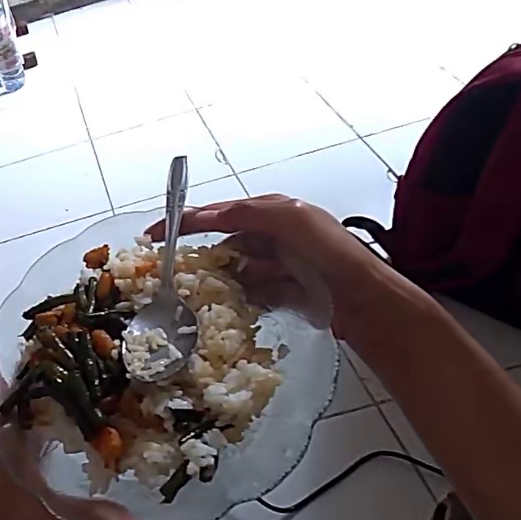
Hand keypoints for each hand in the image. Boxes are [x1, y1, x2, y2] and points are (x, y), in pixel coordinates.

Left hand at [0, 311, 138, 519]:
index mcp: (8, 443)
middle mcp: (5, 437)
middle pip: (8, 381)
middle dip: (24, 347)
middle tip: (55, 318)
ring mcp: (9, 447)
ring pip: (18, 397)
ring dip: (34, 369)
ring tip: (67, 342)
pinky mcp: (16, 459)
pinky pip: (27, 415)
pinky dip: (43, 397)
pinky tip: (70, 392)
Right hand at [148, 195, 404, 335]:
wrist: (364, 299)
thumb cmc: (331, 254)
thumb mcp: (291, 220)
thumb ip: (252, 213)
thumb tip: (215, 215)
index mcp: (275, 213)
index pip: (223, 213)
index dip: (188, 221)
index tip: (155, 234)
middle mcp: (276, 237)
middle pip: (227, 243)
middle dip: (202, 254)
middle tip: (173, 270)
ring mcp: (280, 266)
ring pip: (238, 271)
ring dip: (222, 281)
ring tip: (200, 294)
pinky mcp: (286, 293)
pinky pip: (254, 293)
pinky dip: (243, 299)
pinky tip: (235, 307)